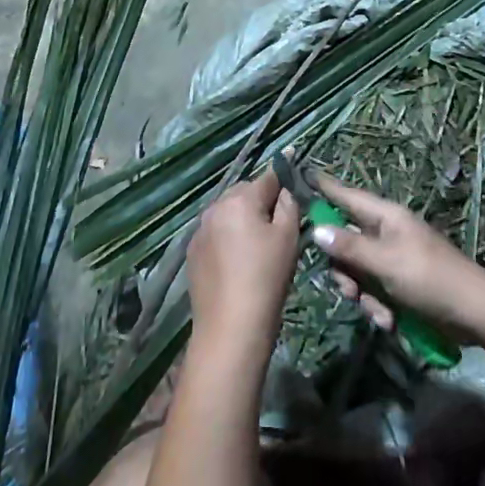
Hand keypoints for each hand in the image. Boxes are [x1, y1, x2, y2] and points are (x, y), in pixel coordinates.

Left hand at [185, 169, 301, 357]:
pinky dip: (227, 236)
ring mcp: (199, 230)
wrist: (231, 325)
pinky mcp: (192, 252)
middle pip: (243, 193)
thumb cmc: (266, 278)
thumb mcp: (288, 239)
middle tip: (280, 220)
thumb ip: (288, 206)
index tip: (292, 160)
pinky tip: (238, 259)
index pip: (267, 177)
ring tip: (258, 241)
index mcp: (239, 200)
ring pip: (227, 212)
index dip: (283, 173)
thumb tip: (284, 191)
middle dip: (260, 199)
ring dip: (242, 217)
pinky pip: (215, 232)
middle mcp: (214, 207)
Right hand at [310, 174, 484, 336]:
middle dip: (344, 270)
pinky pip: (373, 290)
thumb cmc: (431, 279)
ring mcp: (393, 259)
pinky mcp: (399, 283)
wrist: (476, 315)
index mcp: (386, 217)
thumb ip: (349, 246)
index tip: (299, 178)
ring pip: (357, 271)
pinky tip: (390, 321)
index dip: (323, 188)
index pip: (346, 195)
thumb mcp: (385, 262)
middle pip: (345, 241)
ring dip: (363, 295)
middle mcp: (386, 233)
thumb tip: (316, 230)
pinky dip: (378, 306)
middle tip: (349, 290)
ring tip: (379, 313)